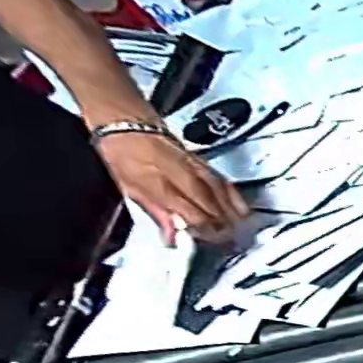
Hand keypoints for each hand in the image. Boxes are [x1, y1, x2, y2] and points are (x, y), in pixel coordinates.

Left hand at [93, 132, 245, 244]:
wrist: (126, 123)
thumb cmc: (121, 153)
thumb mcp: (128, 187)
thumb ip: (155, 212)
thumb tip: (171, 237)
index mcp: (159, 186)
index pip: (193, 216)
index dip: (203, 232)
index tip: (204, 240)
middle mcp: (183, 178)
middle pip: (213, 209)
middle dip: (221, 227)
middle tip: (224, 240)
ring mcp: (198, 170)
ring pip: (224, 198)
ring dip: (231, 216)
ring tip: (235, 229)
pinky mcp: (206, 165)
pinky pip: (227, 185)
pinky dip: (236, 199)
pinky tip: (240, 210)